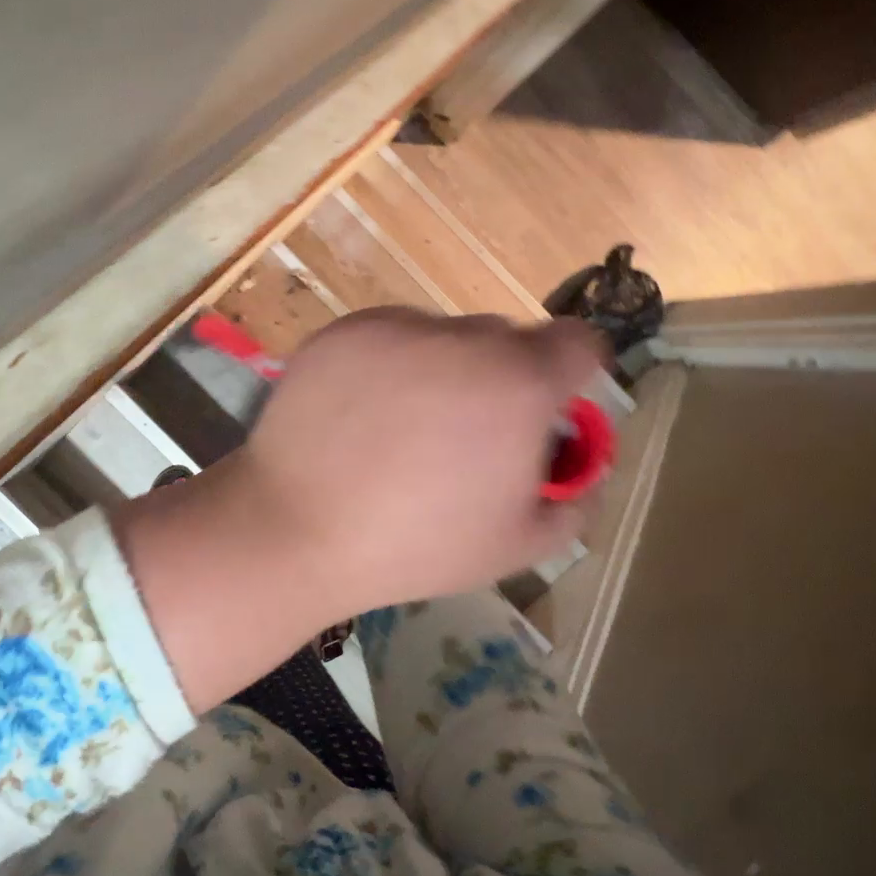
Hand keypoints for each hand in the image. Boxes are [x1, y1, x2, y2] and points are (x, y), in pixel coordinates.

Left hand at [111, 309, 604, 710]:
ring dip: (439, 371)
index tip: (544, 411)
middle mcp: (462, 338)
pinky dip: (384, 367)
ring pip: (441, 337)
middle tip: (460, 437)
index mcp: (519, 384)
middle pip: (505, 341)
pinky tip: (357, 418)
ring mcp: (394, 329)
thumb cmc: (415, 546)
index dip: (570, 377)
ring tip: (397, 433)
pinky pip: (385, 339)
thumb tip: (579, 465)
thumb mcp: (518, 546)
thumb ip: (574, 500)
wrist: (295, 528)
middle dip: (499, 380)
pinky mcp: (341, 332)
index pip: (577, 344)